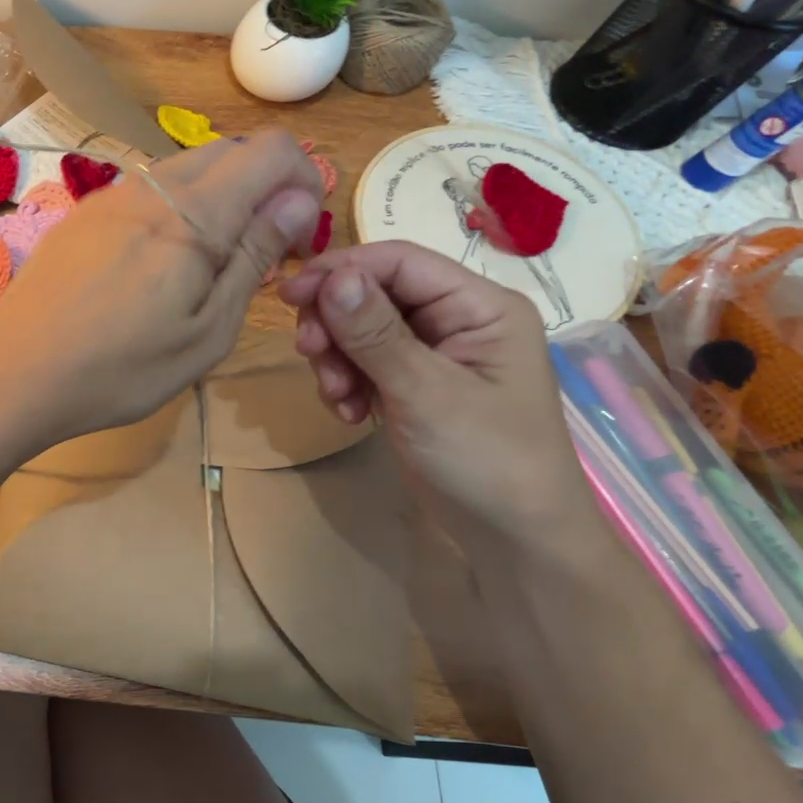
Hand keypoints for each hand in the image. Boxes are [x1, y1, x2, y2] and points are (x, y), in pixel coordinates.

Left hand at [0, 131, 322, 448]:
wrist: (14, 376)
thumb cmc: (119, 370)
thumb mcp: (206, 331)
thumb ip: (254, 256)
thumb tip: (297, 199)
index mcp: (192, 213)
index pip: (271, 150)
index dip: (303, 181)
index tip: (298, 237)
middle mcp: (149, 187)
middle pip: (228, 151)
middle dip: (261, 188)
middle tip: (258, 255)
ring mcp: (107, 197)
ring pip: (182, 170)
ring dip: (215, 200)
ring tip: (205, 267)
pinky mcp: (79, 216)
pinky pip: (143, 192)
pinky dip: (171, 211)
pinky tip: (153, 266)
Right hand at [277, 242, 598, 547]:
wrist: (514, 539)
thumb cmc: (486, 460)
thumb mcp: (425, 393)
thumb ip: (375, 333)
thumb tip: (331, 276)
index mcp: (481, 306)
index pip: (399, 262)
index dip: (341, 271)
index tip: (288, 295)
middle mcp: (458, 320)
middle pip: (373, 294)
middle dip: (335, 323)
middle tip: (308, 355)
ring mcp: (435, 355)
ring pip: (361, 330)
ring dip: (336, 360)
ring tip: (337, 398)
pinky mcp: (414, 386)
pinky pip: (364, 364)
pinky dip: (346, 384)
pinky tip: (348, 415)